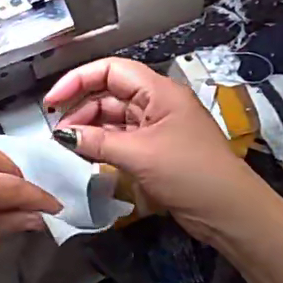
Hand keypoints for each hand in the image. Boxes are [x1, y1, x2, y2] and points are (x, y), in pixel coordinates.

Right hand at [42, 57, 254, 228]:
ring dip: (88, 128)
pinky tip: (84, 154)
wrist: (230, 212)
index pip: (110, 70)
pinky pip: (119, 138)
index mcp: (159, 91)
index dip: (77, 80)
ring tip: (67, 146)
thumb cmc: (190, 174)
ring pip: (111, 118)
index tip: (53, 102)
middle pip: (108, 93)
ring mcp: (155, 127)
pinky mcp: (154, 150)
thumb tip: (62, 136)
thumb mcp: (139, 155)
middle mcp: (156, 103)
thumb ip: (96, 142)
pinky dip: (100, 144)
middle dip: (80, 108)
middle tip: (58, 132)